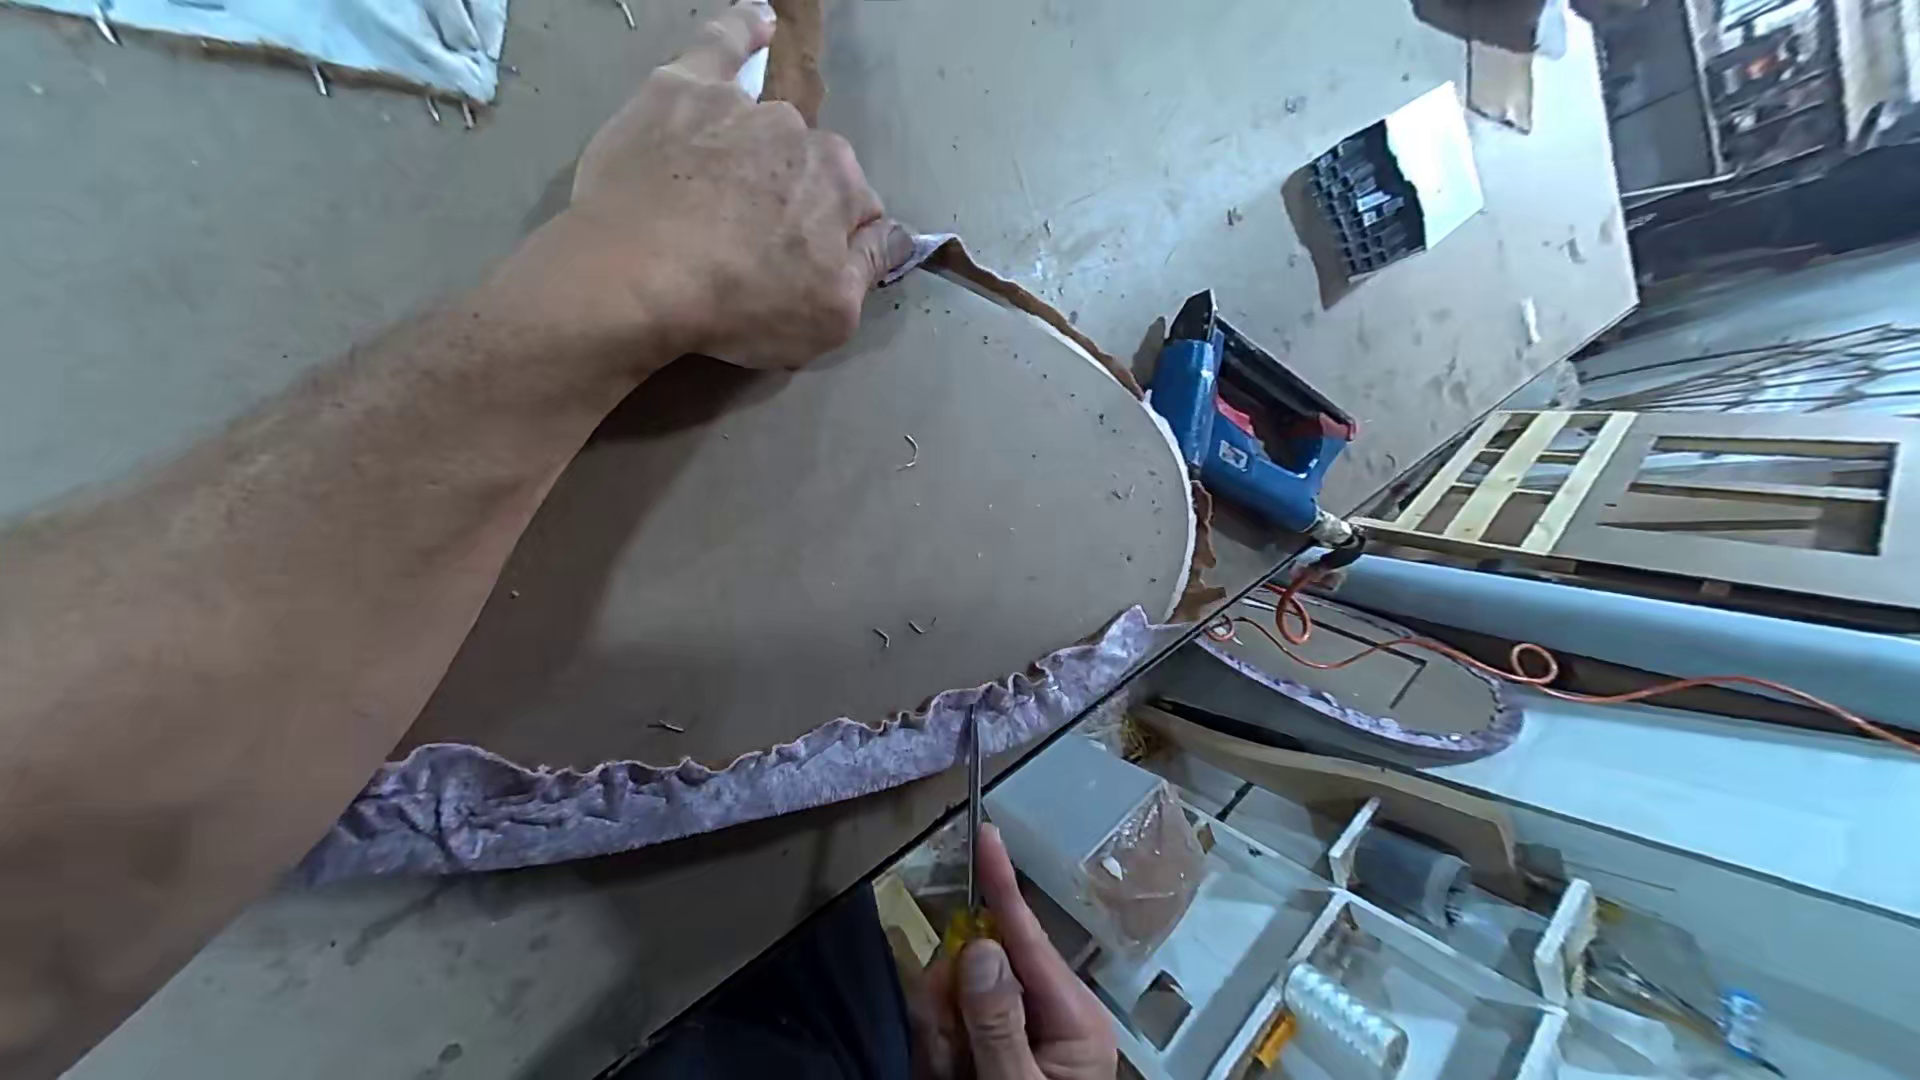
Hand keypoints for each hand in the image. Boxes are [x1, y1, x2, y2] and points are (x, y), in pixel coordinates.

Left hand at [510, 1, 911, 371]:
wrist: (637, 277)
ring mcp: (739, 105)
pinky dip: (744, 32)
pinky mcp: (680, 90)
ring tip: (735, 197)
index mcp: (841, 186)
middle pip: (815, 169)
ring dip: (767, 157)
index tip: (812, 273)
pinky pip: (722, 43)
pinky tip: (759, 23)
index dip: (841, 248)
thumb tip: (900, 236)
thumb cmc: (746, 305)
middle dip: (803, 204)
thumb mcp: (834, 314)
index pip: (861, 214)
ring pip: (771, 126)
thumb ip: (873, 266)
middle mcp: (798, 133)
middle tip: (764, 252)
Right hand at [908, 825, 1117, 1079]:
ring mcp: (1016, 1024)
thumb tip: (981, 944)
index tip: (988, 832)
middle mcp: (1046, 1008)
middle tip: (946, 1055)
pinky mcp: (992, 1039)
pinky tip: (945, 1069)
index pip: (1027, 933)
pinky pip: (947, 1017)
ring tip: (948, 1070)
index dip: (1003, 881)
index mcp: (1071, 1015)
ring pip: (955, 989)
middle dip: (950, 1000)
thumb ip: (999, 1024)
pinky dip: (936, 1045)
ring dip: (940, 1033)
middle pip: (980, 961)